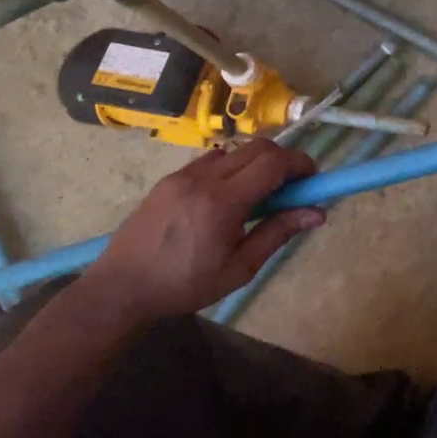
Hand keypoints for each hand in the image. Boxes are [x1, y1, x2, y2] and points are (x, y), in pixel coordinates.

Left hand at [80, 139, 324, 322]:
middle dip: (283, 160)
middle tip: (291, 187)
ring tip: (258, 193)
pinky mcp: (168, 179)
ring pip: (235, 150)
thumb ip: (278, 233)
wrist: (118, 290)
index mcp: (222, 202)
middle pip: (259, 147)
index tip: (313, 180)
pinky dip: (231, 167)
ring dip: (257, 162)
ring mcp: (182, 175)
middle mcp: (203, 179)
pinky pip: (211, 160)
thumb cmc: (183, 285)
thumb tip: (318, 213)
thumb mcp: (239, 268)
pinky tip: (226, 196)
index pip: (274, 163)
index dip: (301, 164)